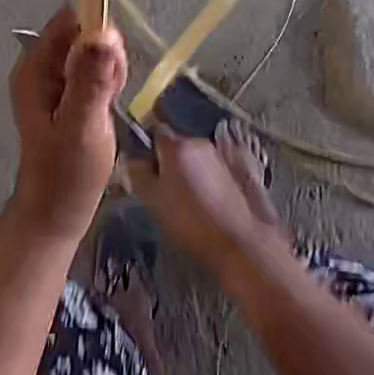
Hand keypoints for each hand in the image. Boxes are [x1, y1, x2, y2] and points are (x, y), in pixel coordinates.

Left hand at [7, 6, 127, 239]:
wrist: (58, 214)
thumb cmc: (66, 173)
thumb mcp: (82, 125)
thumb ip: (92, 80)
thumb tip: (104, 33)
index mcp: (36, 68)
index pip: (71, 19)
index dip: (98, 31)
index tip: (111, 63)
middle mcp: (42, 67)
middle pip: (86, 32)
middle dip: (107, 55)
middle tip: (109, 92)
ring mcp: (56, 80)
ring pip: (95, 51)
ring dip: (111, 70)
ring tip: (106, 105)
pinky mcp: (70, 92)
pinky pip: (97, 69)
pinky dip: (109, 82)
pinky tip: (107, 108)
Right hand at [129, 126, 287, 288]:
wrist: (239, 241)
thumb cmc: (191, 223)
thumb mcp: (154, 202)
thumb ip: (139, 176)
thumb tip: (131, 160)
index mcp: (177, 147)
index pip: (155, 133)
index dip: (149, 150)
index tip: (147, 170)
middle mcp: (201, 141)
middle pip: (178, 144)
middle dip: (171, 161)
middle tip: (168, 189)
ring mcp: (224, 151)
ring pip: (199, 155)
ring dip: (193, 168)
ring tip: (193, 197)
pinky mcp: (242, 165)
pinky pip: (218, 164)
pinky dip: (213, 173)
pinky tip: (214, 197)